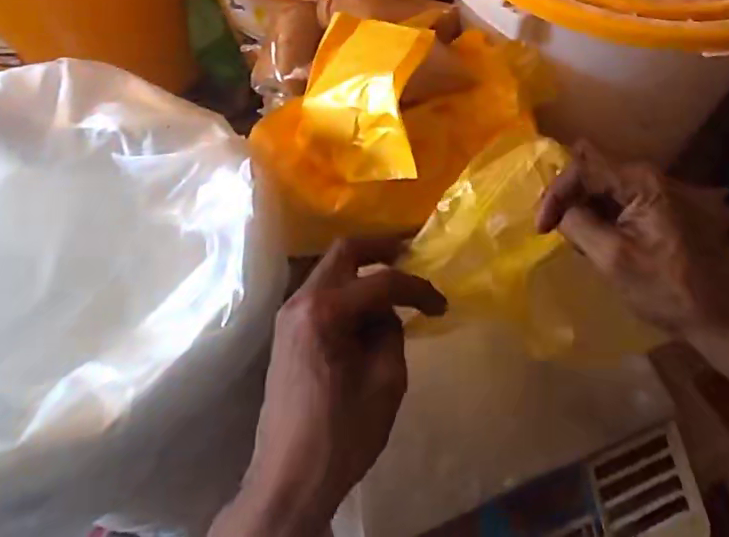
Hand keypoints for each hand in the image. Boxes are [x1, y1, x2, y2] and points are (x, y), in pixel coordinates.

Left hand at [214, 237, 445, 536]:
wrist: (289, 479)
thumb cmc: (341, 434)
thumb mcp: (385, 382)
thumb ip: (391, 333)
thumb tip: (386, 314)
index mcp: (324, 311)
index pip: (380, 281)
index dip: (416, 288)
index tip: (441, 304)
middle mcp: (300, 301)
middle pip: (344, 252)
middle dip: (382, 249)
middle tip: (411, 255)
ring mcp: (289, 315)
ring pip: (331, 270)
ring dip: (363, 271)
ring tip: (395, 289)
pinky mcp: (287, 332)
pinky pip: (322, 294)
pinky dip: (348, 292)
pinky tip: (368, 313)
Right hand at [535, 141, 728, 340]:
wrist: (715, 317)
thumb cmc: (664, 289)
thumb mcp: (612, 258)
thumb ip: (579, 224)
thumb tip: (558, 209)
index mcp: (639, 182)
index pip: (582, 168)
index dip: (556, 193)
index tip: (541, 226)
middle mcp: (646, 176)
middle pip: (589, 173)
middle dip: (568, 201)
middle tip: (553, 232)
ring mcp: (651, 192)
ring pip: (598, 188)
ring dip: (581, 211)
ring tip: (575, 242)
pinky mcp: (652, 209)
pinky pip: (612, 202)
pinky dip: (596, 219)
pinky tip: (595, 245)